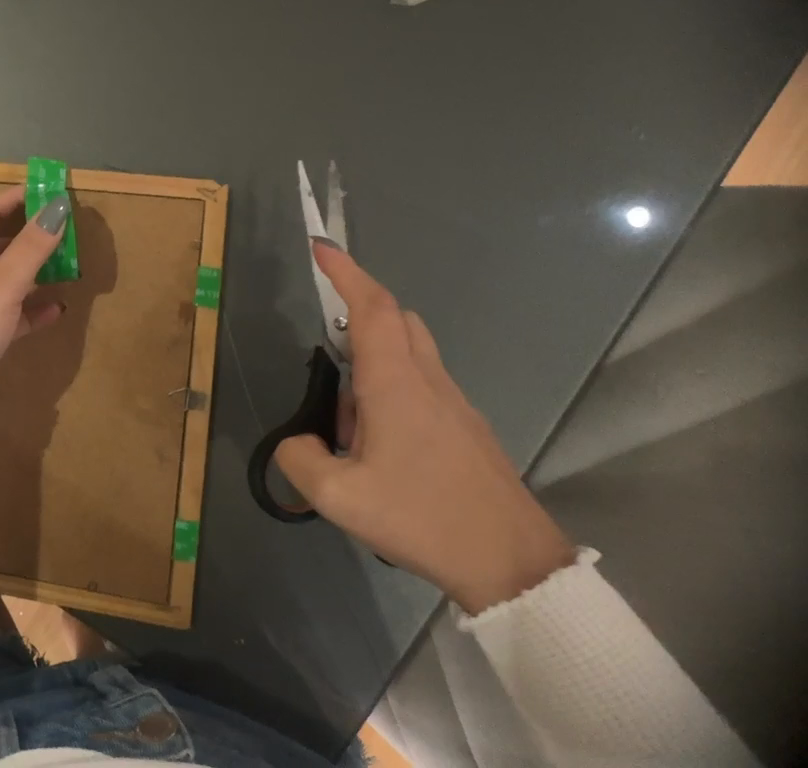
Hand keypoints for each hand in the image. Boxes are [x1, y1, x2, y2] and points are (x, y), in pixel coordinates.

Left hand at [0, 186, 67, 415]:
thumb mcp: (2, 282)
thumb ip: (32, 246)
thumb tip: (58, 206)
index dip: (15, 199)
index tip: (49, 192)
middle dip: (31, 235)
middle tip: (68, 230)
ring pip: (8, 279)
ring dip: (37, 271)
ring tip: (70, 265)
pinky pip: (14, 313)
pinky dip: (34, 309)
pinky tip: (58, 309)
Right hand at [275, 243, 575, 612]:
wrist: (513, 565)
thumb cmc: (421, 520)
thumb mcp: (337, 497)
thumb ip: (299, 458)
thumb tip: (298, 441)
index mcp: (397, 386)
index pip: (374, 310)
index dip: (346, 273)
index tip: (320, 247)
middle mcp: (429, 383)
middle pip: (400, 320)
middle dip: (360, 310)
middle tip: (323, 341)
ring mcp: (454, 406)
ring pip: (412, 353)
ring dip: (371, 364)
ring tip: (345, 427)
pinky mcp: (466, 429)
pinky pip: (422, 385)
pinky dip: (389, 392)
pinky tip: (374, 445)